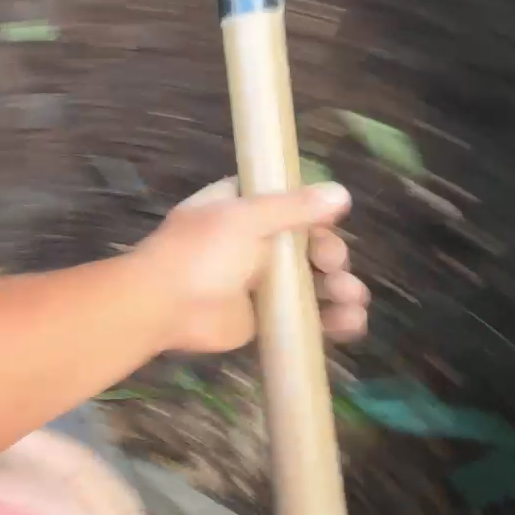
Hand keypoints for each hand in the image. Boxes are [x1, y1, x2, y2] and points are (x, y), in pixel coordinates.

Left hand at [132, 178, 366, 353]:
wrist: (165, 306)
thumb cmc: (199, 254)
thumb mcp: (242, 219)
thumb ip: (291, 206)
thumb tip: (340, 192)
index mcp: (235, 209)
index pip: (283, 201)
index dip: (311, 209)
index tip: (330, 220)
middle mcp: (249, 241)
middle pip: (309, 243)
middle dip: (331, 253)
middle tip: (329, 264)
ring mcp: (258, 280)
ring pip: (317, 281)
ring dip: (342, 287)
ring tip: (347, 297)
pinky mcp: (266, 315)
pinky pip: (311, 315)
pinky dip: (336, 319)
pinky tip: (348, 322)